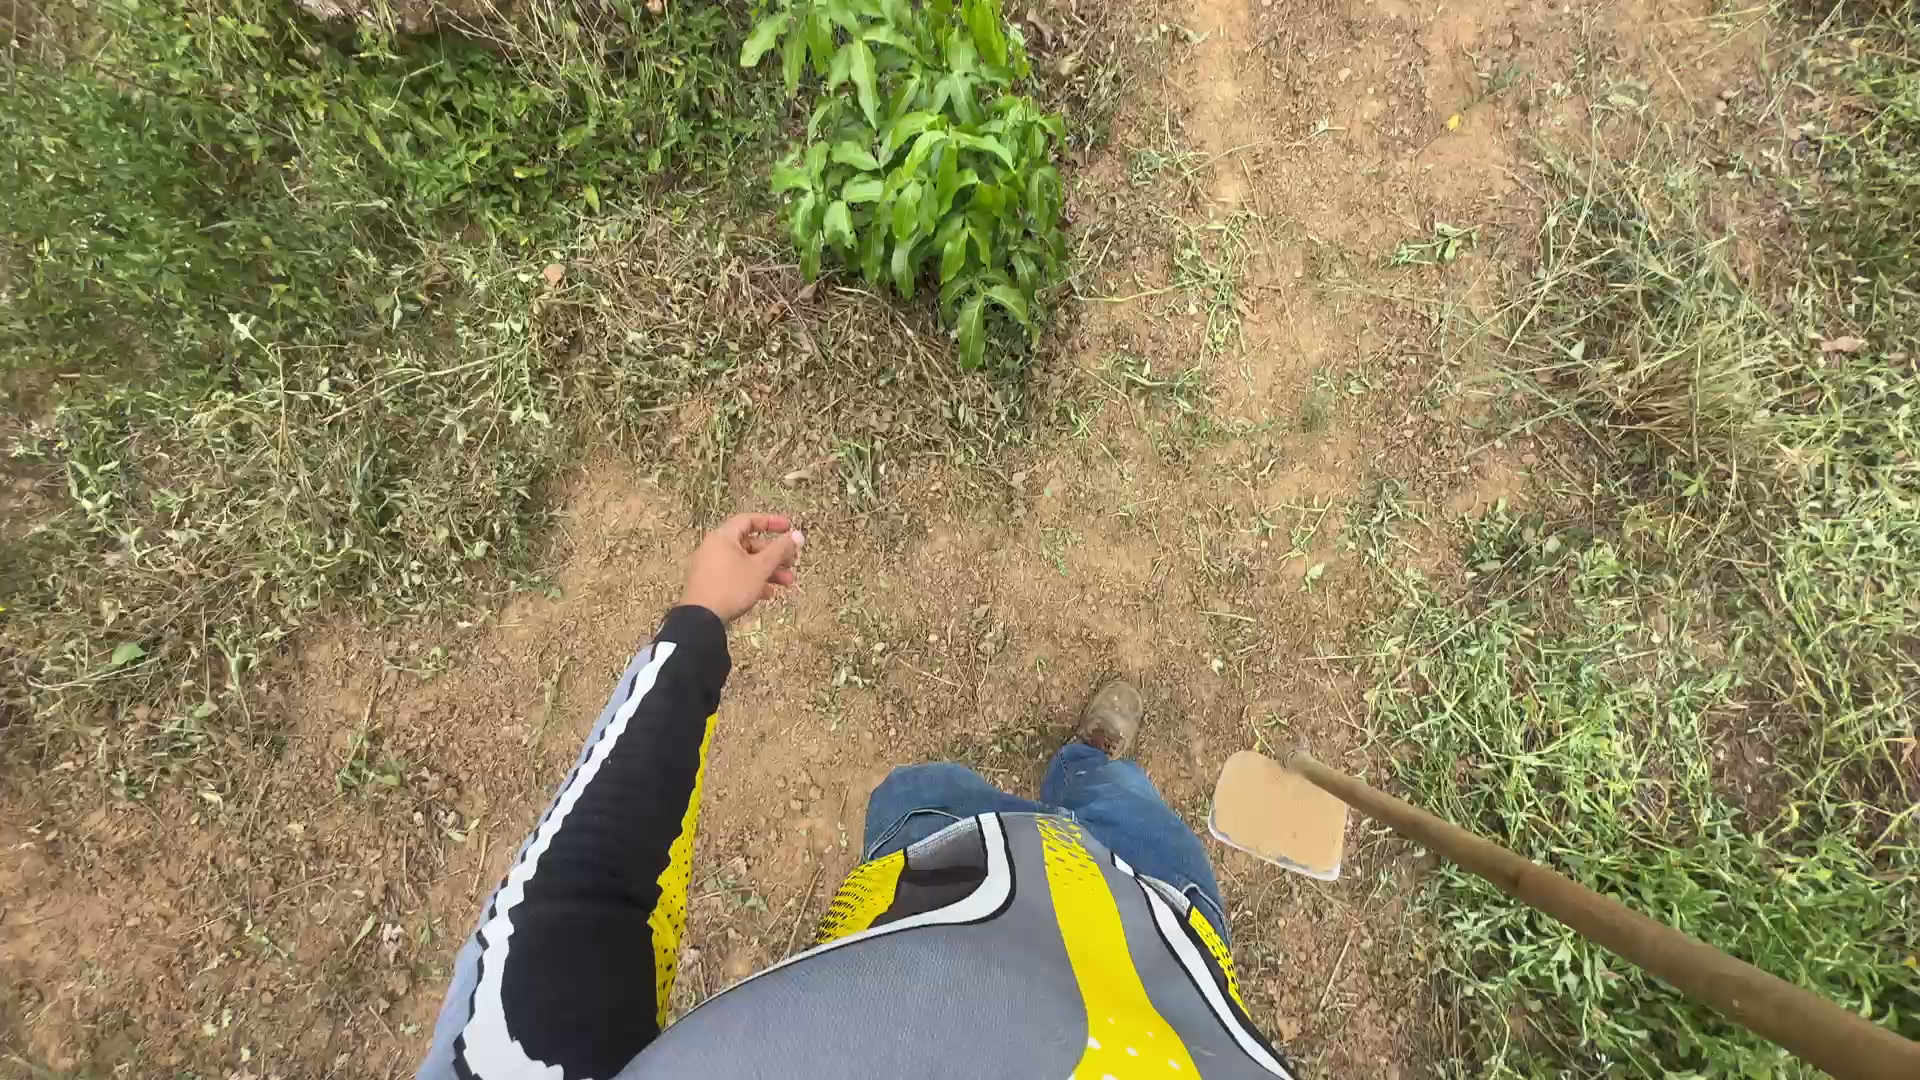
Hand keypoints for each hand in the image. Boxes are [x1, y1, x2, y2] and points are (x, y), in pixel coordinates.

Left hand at [678, 513, 803, 622]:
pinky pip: (735, 576)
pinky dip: (752, 580)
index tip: (789, 528)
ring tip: (786, 583)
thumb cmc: (732, 587)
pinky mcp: (709, 584)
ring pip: (744, 562)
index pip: (749, 520)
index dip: (771, 522)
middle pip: (750, 544)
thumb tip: (798, 535)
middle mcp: (714, 548)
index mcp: (723, 537)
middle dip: (774, 554)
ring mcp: (710, 567)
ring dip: (767, 570)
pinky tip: (767, 594)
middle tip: (791, 562)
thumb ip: (780, 549)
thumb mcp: (761, 567)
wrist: (700, 620)